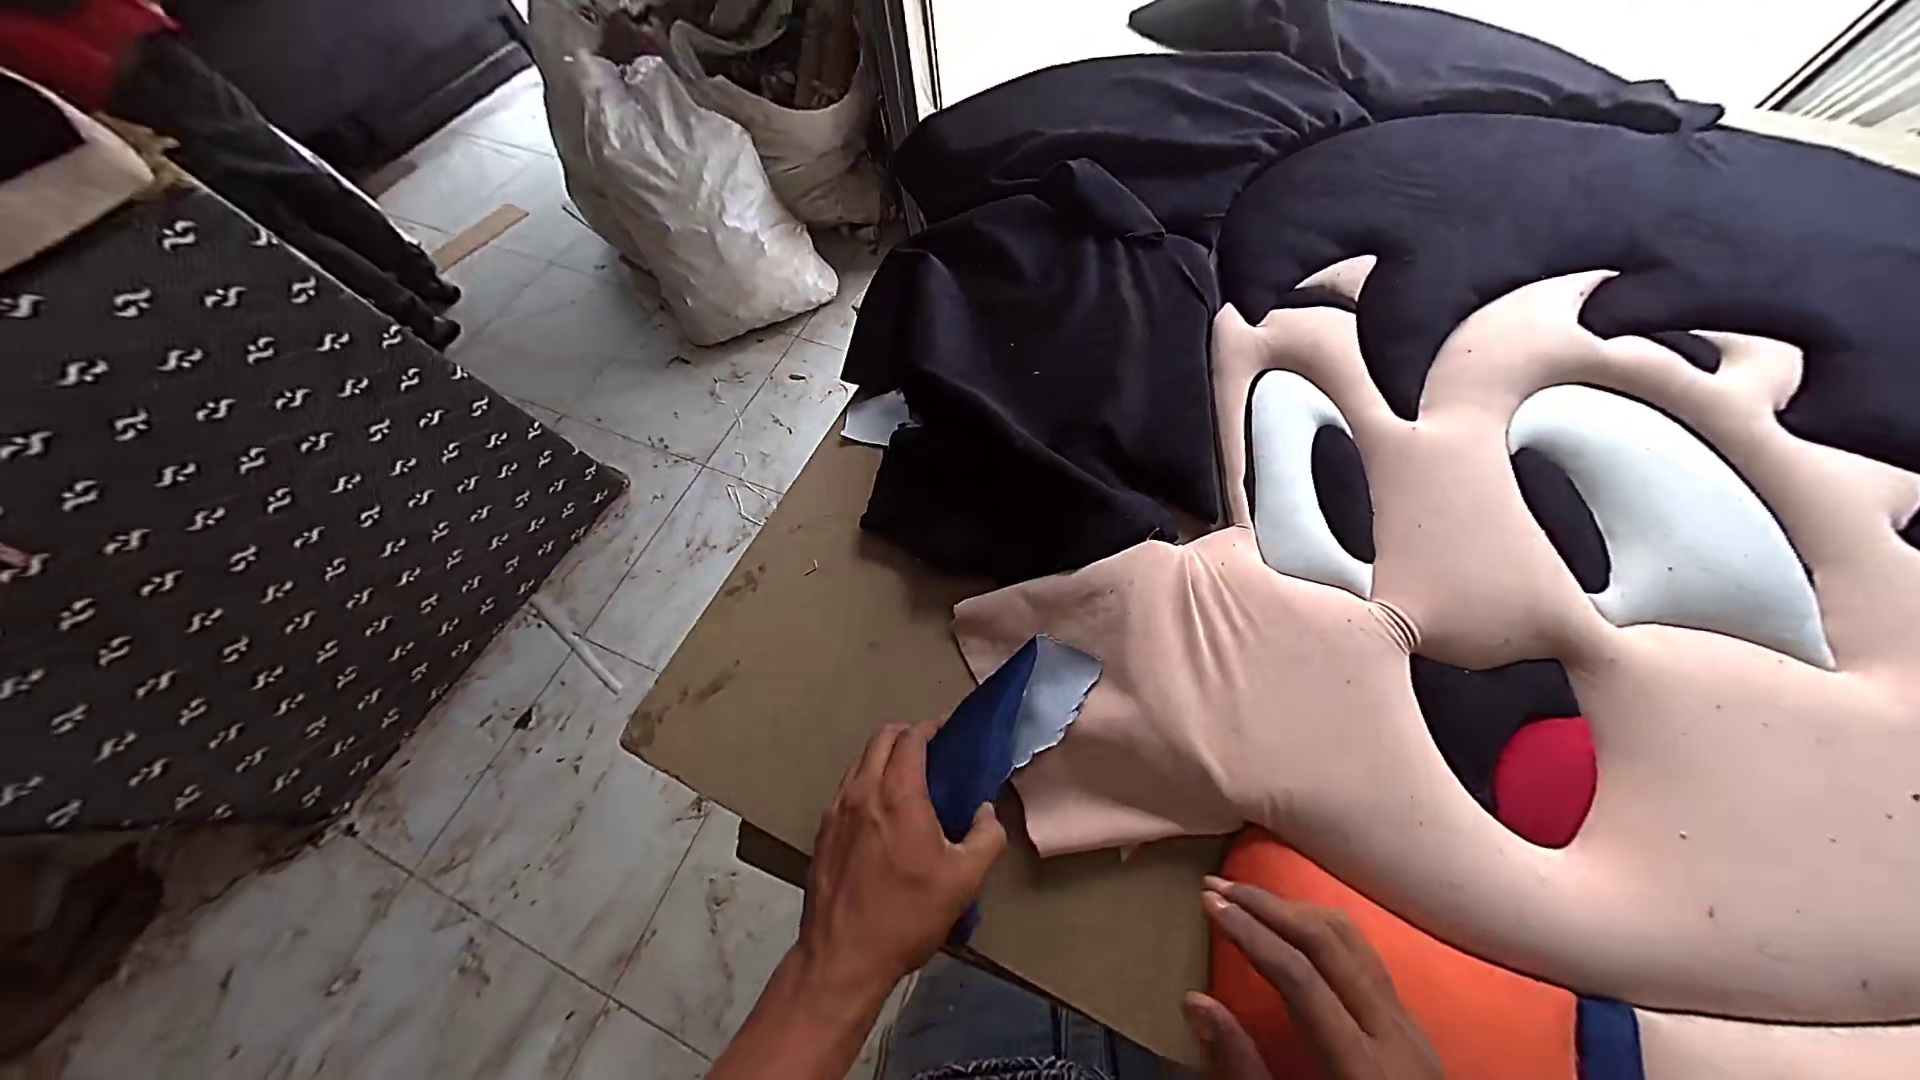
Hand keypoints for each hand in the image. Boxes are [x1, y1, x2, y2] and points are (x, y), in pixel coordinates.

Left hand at [796, 720, 1007, 998]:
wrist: (841, 958)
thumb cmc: (906, 915)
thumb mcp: (964, 880)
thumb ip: (987, 837)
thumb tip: (986, 811)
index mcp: (897, 794)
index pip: (911, 739)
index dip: (930, 727)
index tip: (946, 730)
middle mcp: (863, 791)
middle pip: (881, 737)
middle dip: (907, 733)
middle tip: (930, 748)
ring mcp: (837, 809)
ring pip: (861, 759)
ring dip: (885, 754)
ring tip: (908, 776)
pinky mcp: (823, 830)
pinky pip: (848, 786)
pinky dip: (868, 778)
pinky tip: (882, 808)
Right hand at [1184, 878, 1443, 1079]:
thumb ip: (1243, 1069)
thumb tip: (1194, 1001)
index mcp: (1365, 1069)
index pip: (1300, 976)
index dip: (1249, 933)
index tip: (1207, 902)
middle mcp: (1395, 1036)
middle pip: (1326, 941)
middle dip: (1264, 905)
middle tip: (1217, 885)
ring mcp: (1410, 1027)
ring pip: (1350, 937)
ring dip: (1292, 908)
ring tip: (1247, 899)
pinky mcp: (1413, 1026)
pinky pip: (1364, 952)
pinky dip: (1319, 926)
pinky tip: (1291, 926)